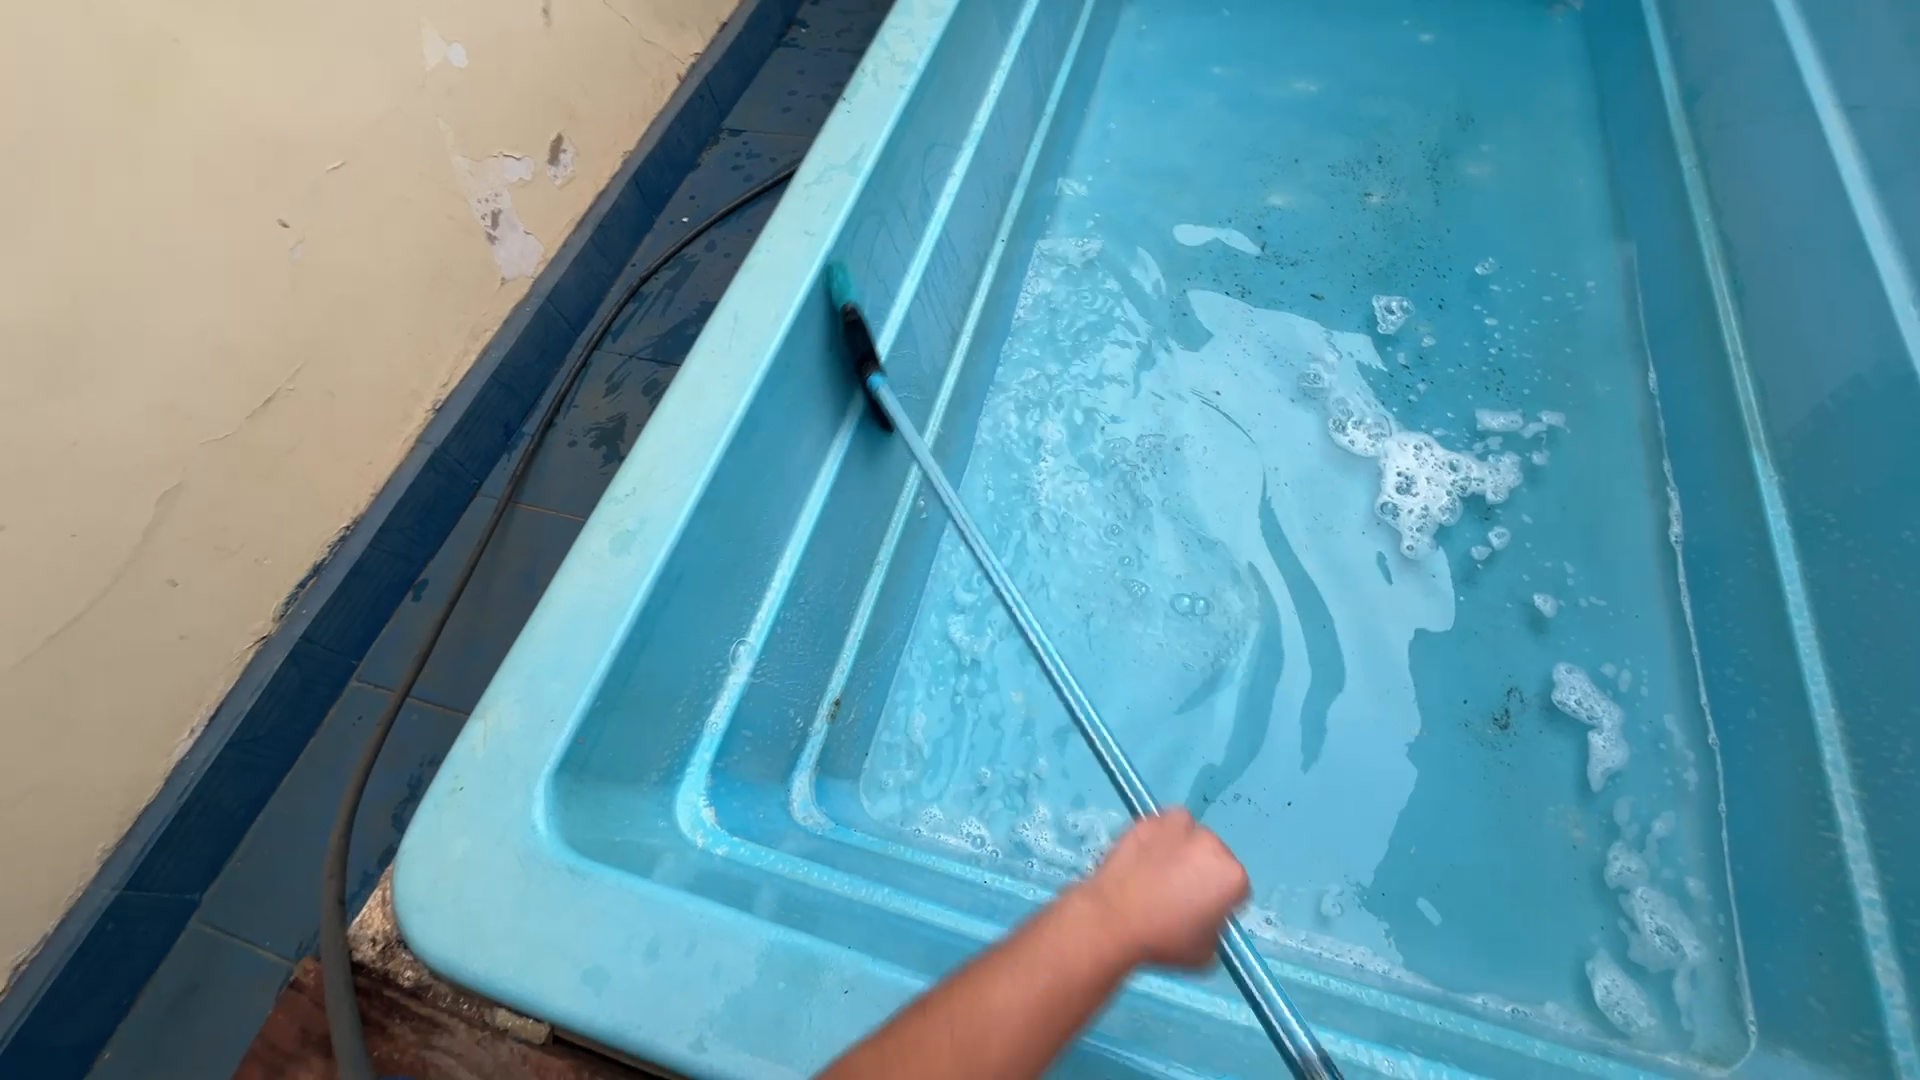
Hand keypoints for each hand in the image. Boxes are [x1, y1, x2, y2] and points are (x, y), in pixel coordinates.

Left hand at [1075, 808, 1249, 968]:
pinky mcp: (1149, 819)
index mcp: (1232, 875)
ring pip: (1189, 832)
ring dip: (1183, 845)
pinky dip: (1158, 835)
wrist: (1114, 917)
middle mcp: (1211, 843)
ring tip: (1162, 866)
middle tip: (1180, 889)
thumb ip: (1216, 926)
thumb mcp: (1207, 950)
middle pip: (1214, 854)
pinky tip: (1145, 854)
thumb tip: (1207, 913)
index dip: (1220, 899)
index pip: (1236, 885)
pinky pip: (1162, 825)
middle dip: (1203, 868)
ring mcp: (1178, 826)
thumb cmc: (1165, 939)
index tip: (1202, 909)